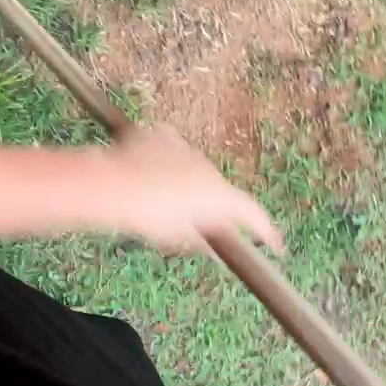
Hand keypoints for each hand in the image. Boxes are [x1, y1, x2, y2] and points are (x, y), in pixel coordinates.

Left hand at [101, 127, 282, 255]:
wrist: (112, 184)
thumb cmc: (146, 215)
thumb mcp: (178, 237)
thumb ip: (204, 241)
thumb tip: (215, 249)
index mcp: (220, 195)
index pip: (254, 215)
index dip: (266, 232)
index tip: (273, 244)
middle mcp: (209, 169)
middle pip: (220, 189)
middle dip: (214, 204)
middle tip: (201, 220)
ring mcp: (185, 149)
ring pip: (195, 168)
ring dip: (188, 181)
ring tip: (165, 196)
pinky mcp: (162, 136)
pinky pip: (172, 149)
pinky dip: (168, 158)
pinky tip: (153, 169)